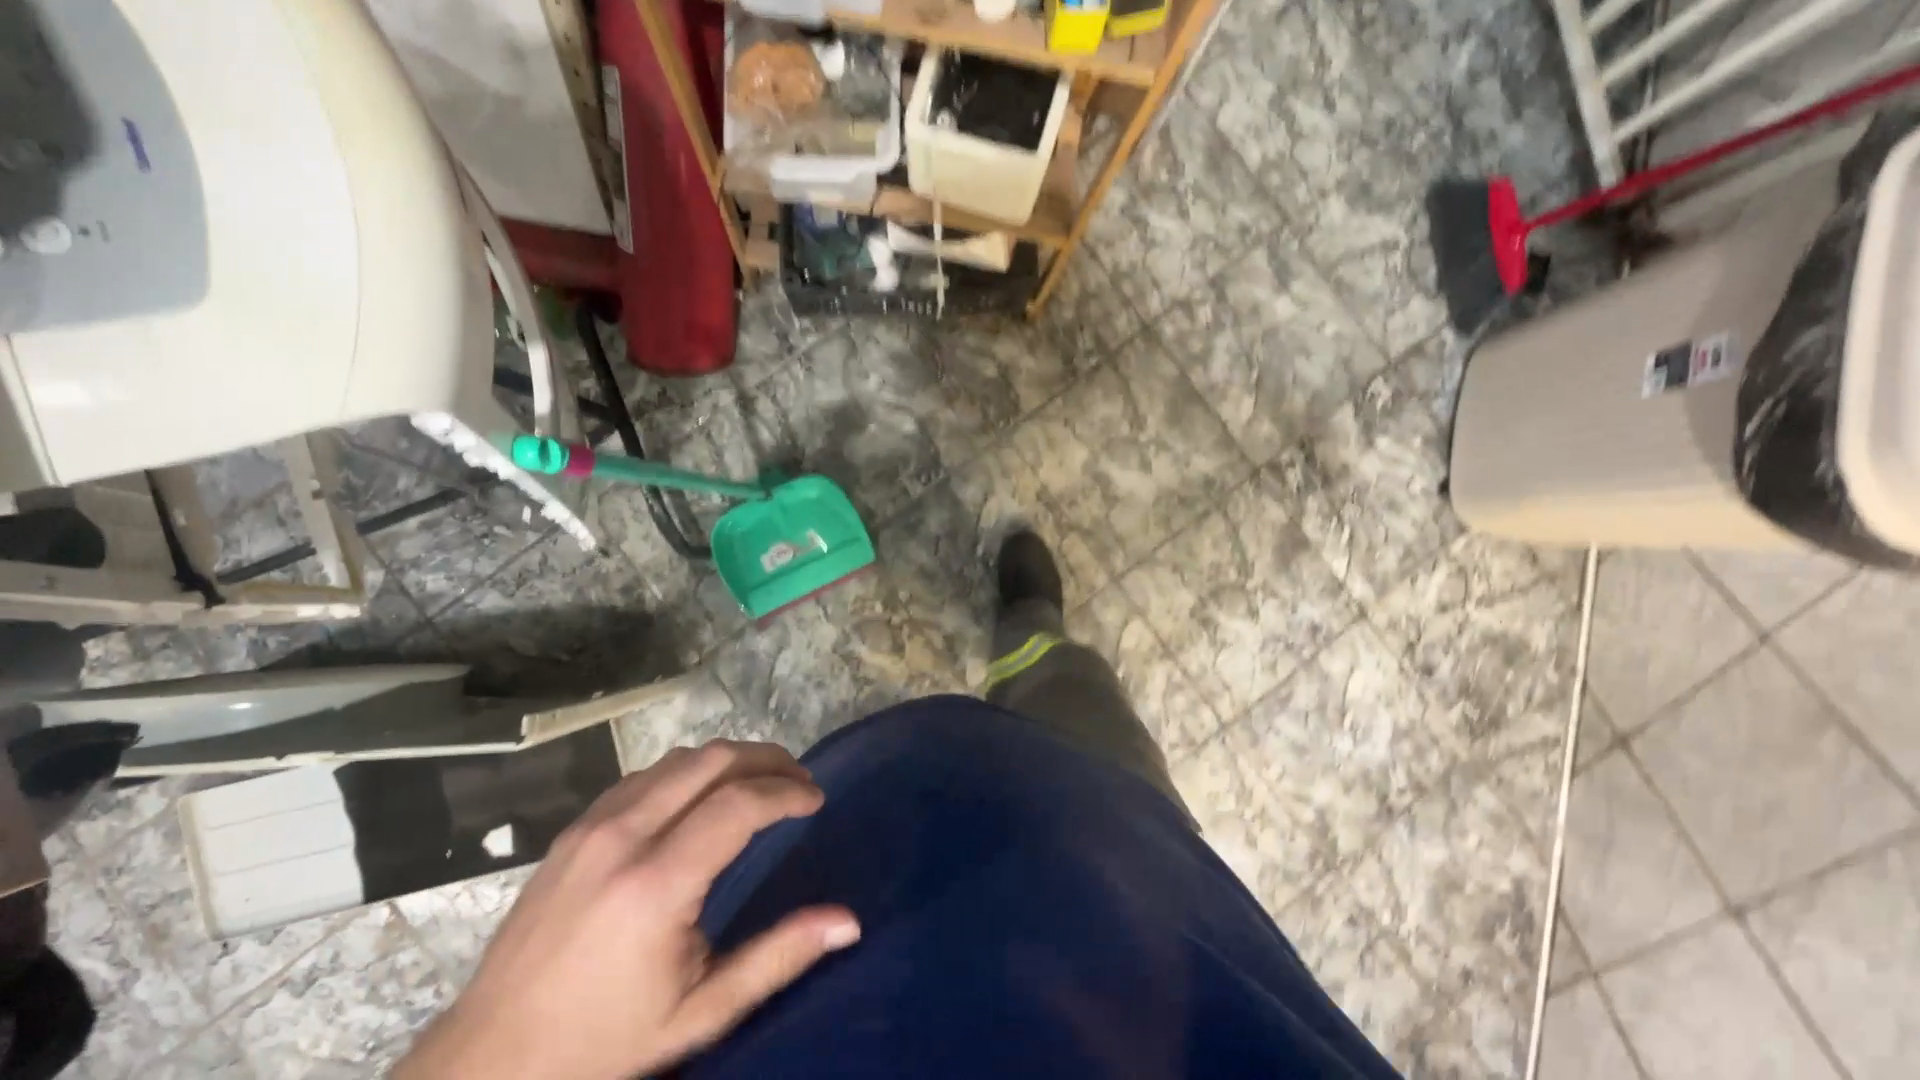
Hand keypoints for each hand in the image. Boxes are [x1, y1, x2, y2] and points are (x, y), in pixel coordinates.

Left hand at [394, 740, 859, 1079]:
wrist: (494, 1053)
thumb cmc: (606, 1039)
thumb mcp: (701, 1013)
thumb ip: (777, 959)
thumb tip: (847, 923)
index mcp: (658, 883)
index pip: (739, 803)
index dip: (787, 791)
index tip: (816, 799)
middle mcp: (623, 837)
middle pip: (710, 761)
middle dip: (766, 759)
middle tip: (799, 780)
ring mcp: (591, 827)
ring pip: (675, 761)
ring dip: (727, 760)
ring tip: (760, 783)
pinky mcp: (572, 831)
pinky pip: (641, 777)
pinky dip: (685, 772)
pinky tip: (700, 797)